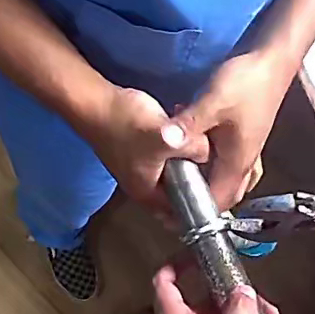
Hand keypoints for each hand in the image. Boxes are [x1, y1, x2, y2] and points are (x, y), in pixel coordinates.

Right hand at [78, 85, 210, 205]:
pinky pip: (165, 157)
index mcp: (147, 194)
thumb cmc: (125, 123)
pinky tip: (189, 135)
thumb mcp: (167, 137)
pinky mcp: (138, 152)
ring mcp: (138, 169)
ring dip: (187, 162)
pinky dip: (177, 150)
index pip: (181, 213)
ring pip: (173, 173)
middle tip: (217, 167)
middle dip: (197, 179)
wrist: (94, 100)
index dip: (201, 203)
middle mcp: (142, 187)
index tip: (220, 189)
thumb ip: (195, 148)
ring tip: (206, 149)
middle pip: (179, 191)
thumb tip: (211, 153)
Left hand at [173, 51, 294, 210]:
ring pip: (227, 177)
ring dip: (206, 178)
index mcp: (238, 162)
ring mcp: (248, 148)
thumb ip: (189, 124)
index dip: (197, 213)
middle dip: (201, 198)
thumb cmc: (246, 83)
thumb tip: (165, 142)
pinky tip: (194, 145)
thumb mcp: (212, 102)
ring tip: (181, 172)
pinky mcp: (245, 135)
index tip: (171, 213)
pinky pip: (227, 160)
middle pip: (225, 194)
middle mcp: (246, 161)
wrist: (272, 60)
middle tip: (172, 193)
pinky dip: (210, 160)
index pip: (219, 201)